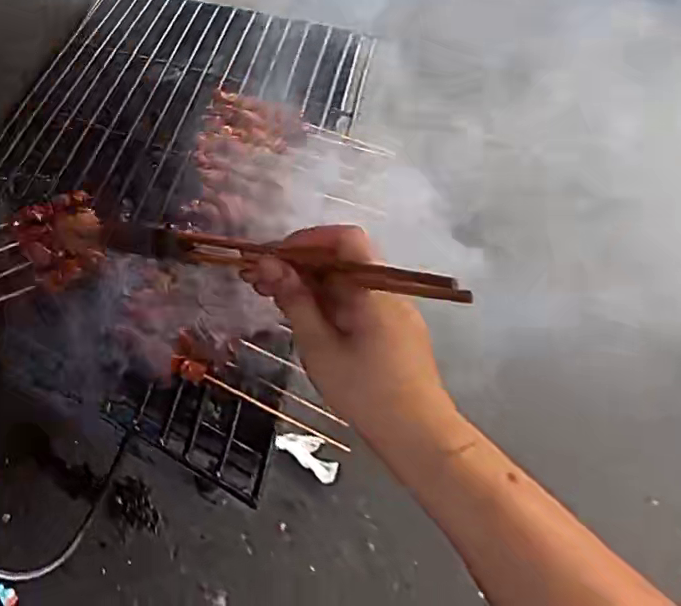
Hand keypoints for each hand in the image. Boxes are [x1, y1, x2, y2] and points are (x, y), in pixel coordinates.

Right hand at [242, 226, 455, 448]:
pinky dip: (323, 300)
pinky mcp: (389, 328)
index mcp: (374, 288)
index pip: (344, 238)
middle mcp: (386, 290)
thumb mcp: (320, 347)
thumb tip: (269, 263)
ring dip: (306, 282)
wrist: (422, 441)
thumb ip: (294, 300)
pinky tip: (299, 315)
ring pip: (343, 280)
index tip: (275, 257)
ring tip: (269, 296)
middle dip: (297, 263)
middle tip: (258, 278)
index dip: (307, 240)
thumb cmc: (367, 393)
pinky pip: (352, 299)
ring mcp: (390, 309)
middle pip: (340, 258)